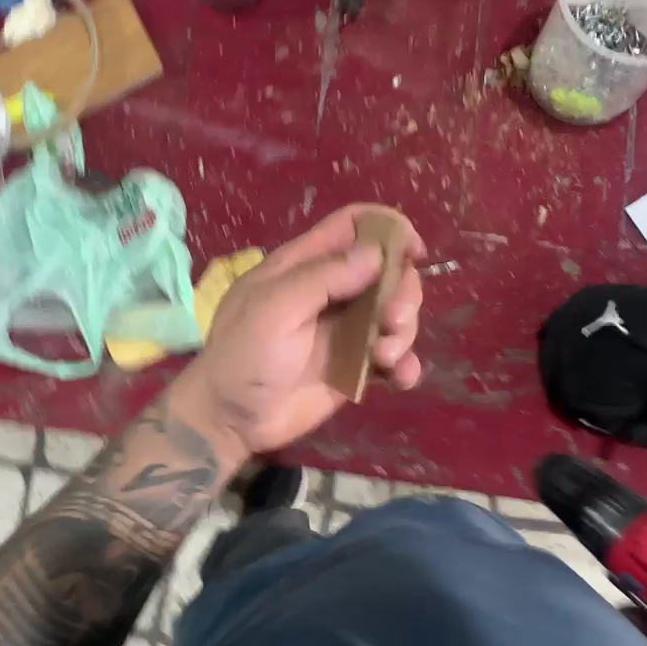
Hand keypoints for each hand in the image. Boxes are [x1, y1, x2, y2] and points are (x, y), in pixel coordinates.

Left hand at [169, 205, 425, 456]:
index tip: (413, 251)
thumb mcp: (274, 308)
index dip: (387, 229)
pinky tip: (400, 377)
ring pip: (396, 314)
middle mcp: (331, 293)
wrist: (232, 418)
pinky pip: (393, 358)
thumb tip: (377, 254)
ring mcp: (345, 331)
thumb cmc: (244, 356)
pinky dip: (405, 365)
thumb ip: (323, 277)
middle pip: (387, 272)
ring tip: (386, 357)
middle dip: (404, 292)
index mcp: (304, 266)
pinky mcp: (355, 367)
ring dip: (405, 331)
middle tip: (393, 321)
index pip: (352, 227)